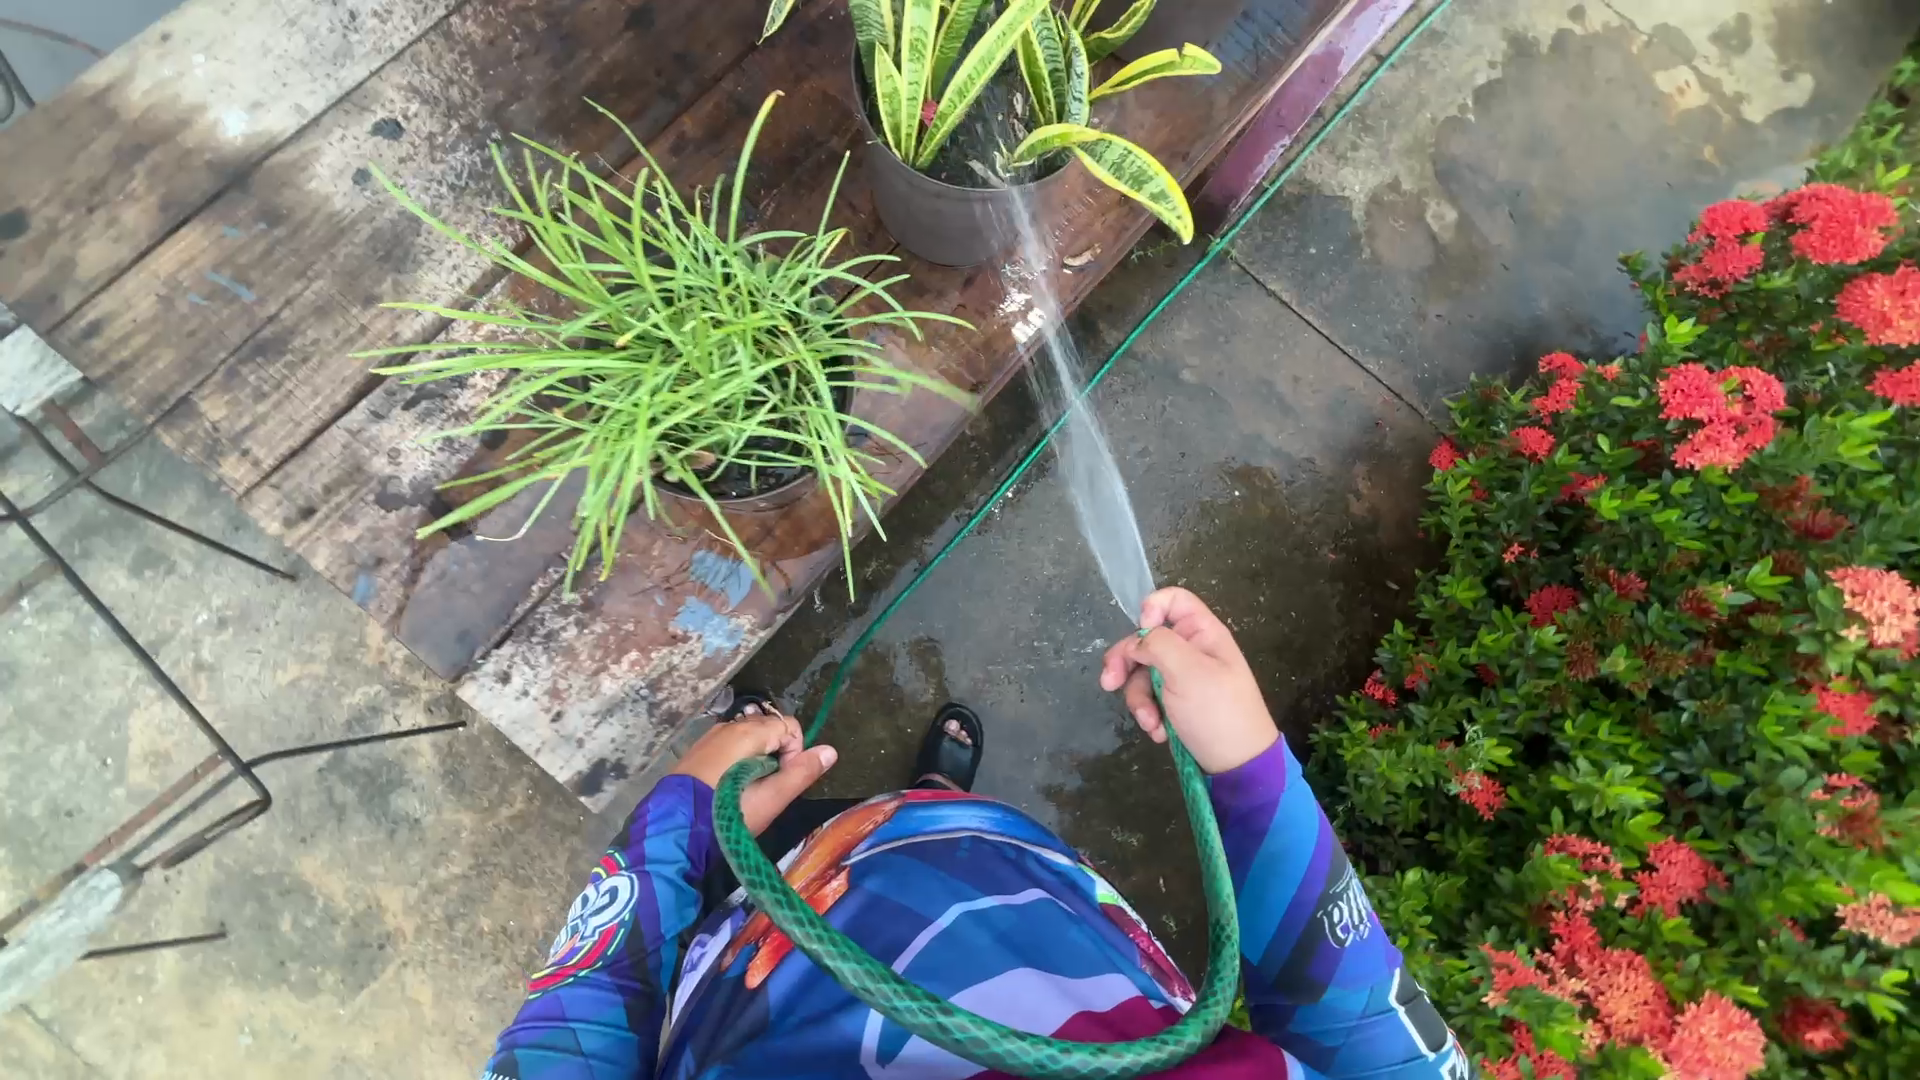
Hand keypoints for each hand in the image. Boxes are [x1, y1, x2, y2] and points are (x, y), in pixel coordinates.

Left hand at [670, 709, 836, 834]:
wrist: (673, 831)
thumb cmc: (729, 814)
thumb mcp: (771, 798)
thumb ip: (802, 772)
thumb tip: (831, 750)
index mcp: (750, 732)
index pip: (790, 726)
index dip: (795, 752)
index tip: (784, 780)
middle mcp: (730, 725)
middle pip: (769, 729)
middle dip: (777, 754)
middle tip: (767, 788)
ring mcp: (711, 736)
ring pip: (749, 737)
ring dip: (758, 757)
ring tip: (748, 789)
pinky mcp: (698, 750)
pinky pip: (729, 745)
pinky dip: (738, 759)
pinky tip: (729, 786)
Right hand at [1099, 586, 1278, 773]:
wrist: (1238, 767)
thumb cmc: (1218, 712)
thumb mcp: (1188, 672)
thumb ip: (1158, 644)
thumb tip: (1136, 642)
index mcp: (1202, 633)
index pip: (1173, 600)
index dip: (1151, 609)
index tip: (1141, 636)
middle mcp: (1190, 650)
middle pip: (1145, 639)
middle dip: (1126, 662)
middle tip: (1109, 682)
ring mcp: (1181, 677)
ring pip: (1141, 672)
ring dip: (1138, 698)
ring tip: (1150, 722)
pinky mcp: (1174, 702)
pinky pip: (1148, 697)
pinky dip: (1148, 713)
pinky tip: (1158, 731)